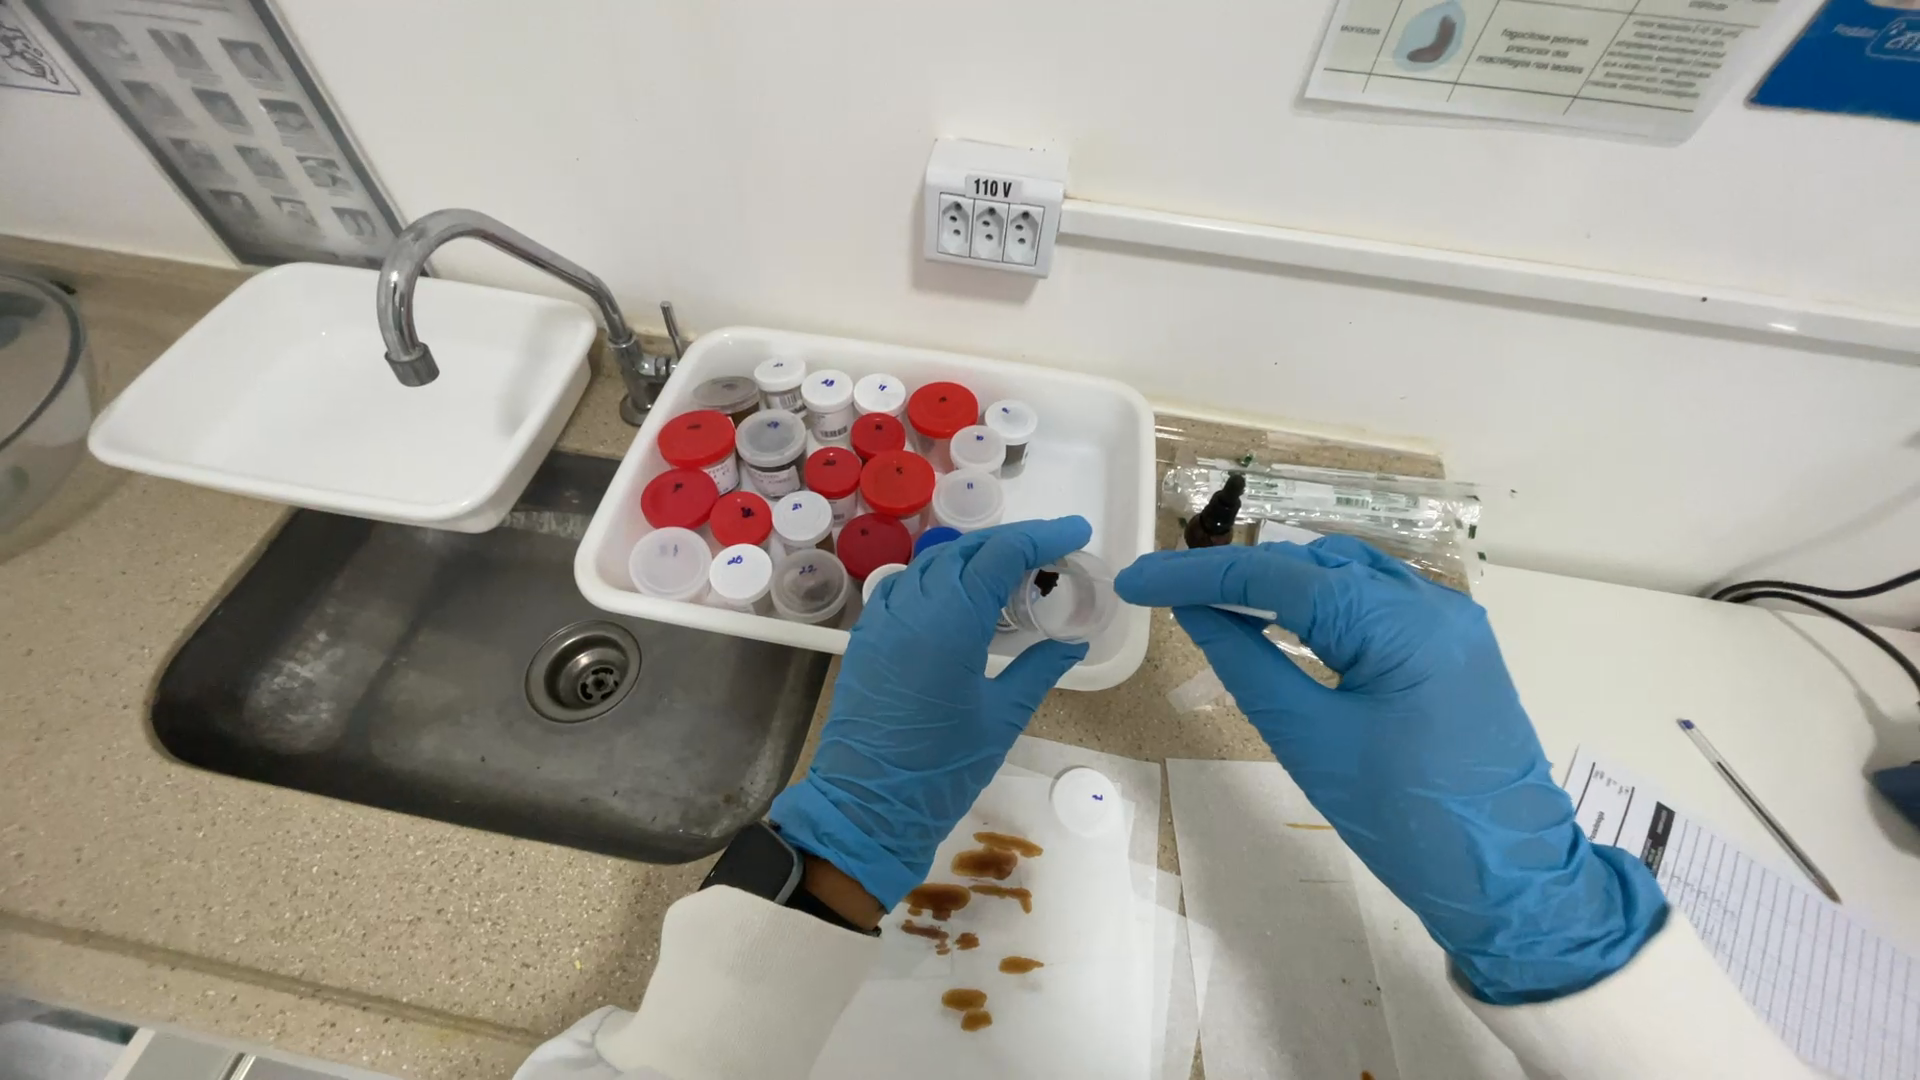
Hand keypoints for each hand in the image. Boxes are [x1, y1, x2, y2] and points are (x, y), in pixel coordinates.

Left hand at [768, 517, 1092, 908]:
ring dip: (973, 555)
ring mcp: (884, 618)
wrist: (866, 808)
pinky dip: (937, 576)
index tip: (1075, 531)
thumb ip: (1039, 669)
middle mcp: (914, 606)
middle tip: (1050, 550)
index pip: (1001, 554)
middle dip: (1012, 541)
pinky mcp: (868, 636)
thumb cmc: (942, 769)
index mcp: (952, 621)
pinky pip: (905, 585)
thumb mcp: (1003, 718)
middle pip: (966, 549)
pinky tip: (958, 594)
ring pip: (932, 562)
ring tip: (1010, 569)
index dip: (1042, 535)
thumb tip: (1073, 640)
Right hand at [1116, 537, 1666, 1003]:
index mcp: (1398, 623)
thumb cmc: (1404, 821)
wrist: (1515, 886)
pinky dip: (1311, 598)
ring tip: (1207, 599)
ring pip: (1337, 572)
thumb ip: (1244, 660)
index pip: (1274, 576)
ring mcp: (1447, 616)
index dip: (1194, 574)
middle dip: (1229, 573)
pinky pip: (1367, 597)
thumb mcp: (1306, 738)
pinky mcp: (1449, 640)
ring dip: (1268, 581)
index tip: (1135, 581)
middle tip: (1161, 590)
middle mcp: (1429, 600)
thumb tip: (1193, 610)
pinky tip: (1275, 615)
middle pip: (1306, 563)